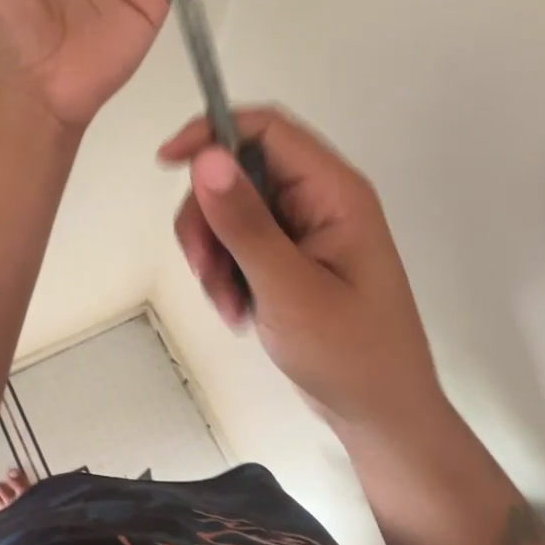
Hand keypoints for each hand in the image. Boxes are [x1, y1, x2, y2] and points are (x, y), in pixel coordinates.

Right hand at [159, 107, 445, 429]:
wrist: (378, 415)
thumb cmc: (349, 354)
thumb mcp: (288, 288)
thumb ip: (244, 222)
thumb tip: (206, 156)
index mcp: (333, 192)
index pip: (265, 129)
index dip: (211, 133)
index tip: (166, 163)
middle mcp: (317, 200)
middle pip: (236, 173)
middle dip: (208, 221)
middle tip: (206, 272)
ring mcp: (301, 230)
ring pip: (228, 211)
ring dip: (213, 256)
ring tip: (230, 305)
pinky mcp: (287, 257)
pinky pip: (236, 244)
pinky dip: (223, 274)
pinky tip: (239, 311)